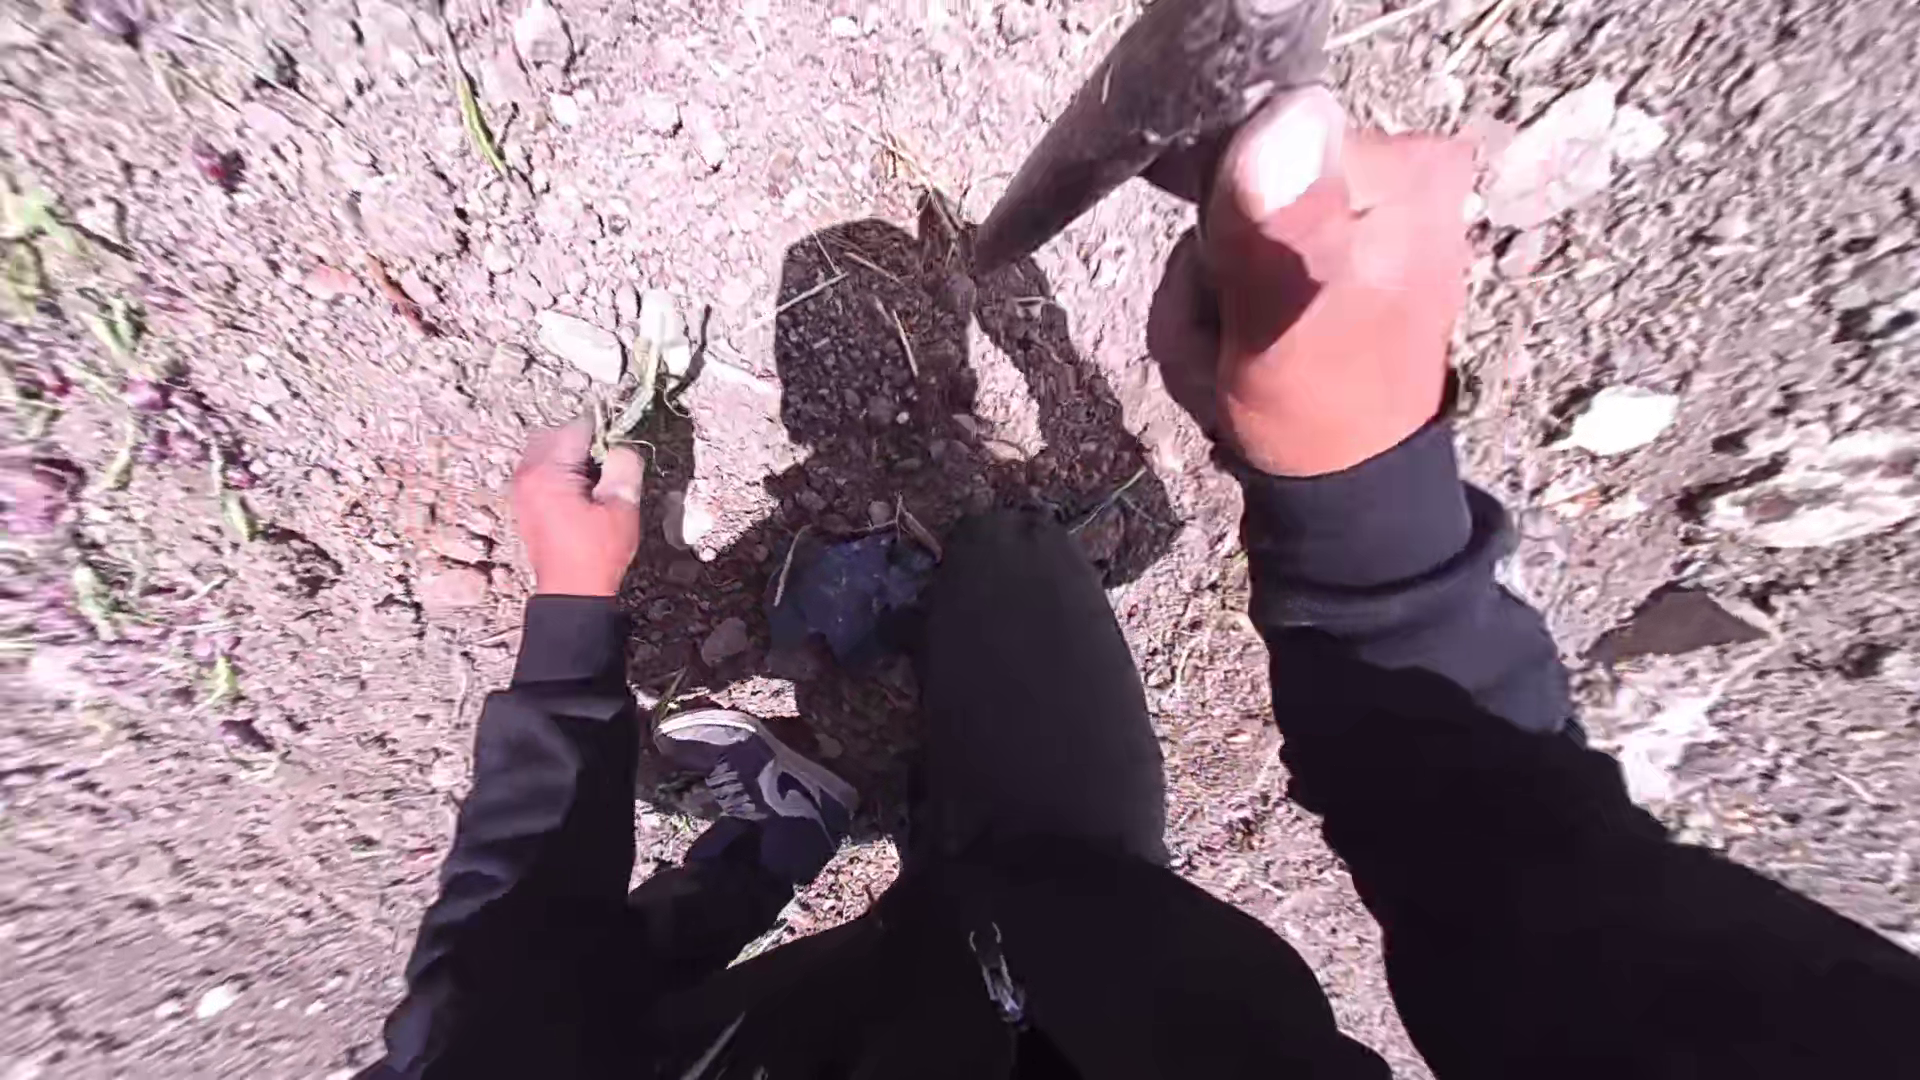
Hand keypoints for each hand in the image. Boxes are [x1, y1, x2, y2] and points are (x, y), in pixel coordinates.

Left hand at [510, 418, 644, 596]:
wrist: (572, 591)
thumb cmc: (598, 551)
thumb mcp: (621, 507)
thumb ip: (624, 467)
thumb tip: (624, 446)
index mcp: (548, 472)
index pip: (577, 429)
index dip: (606, 429)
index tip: (626, 439)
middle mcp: (526, 475)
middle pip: (556, 435)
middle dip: (587, 439)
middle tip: (614, 457)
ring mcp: (521, 488)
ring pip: (548, 450)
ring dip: (575, 454)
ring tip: (601, 474)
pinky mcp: (525, 501)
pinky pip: (542, 469)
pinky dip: (564, 468)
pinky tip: (586, 488)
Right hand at [1149, 87, 1475, 476]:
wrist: (1333, 480)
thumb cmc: (1315, 414)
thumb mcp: (1287, 329)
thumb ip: (1275, 236)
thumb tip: (1273, 125)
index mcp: (1397, 177)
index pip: (1251, 154)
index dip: (1216, 236)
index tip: (1226, 303)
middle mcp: (1378, 184)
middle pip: (1228, 205)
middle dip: (1201, 292)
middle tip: (1222, 351)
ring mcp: (1343, 227)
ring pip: (1215, 250)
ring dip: (1198, 320)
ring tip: (1225, 368)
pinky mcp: (1317, 264)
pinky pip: (1227, 276)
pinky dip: (1212, 327)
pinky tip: (1232, 362)